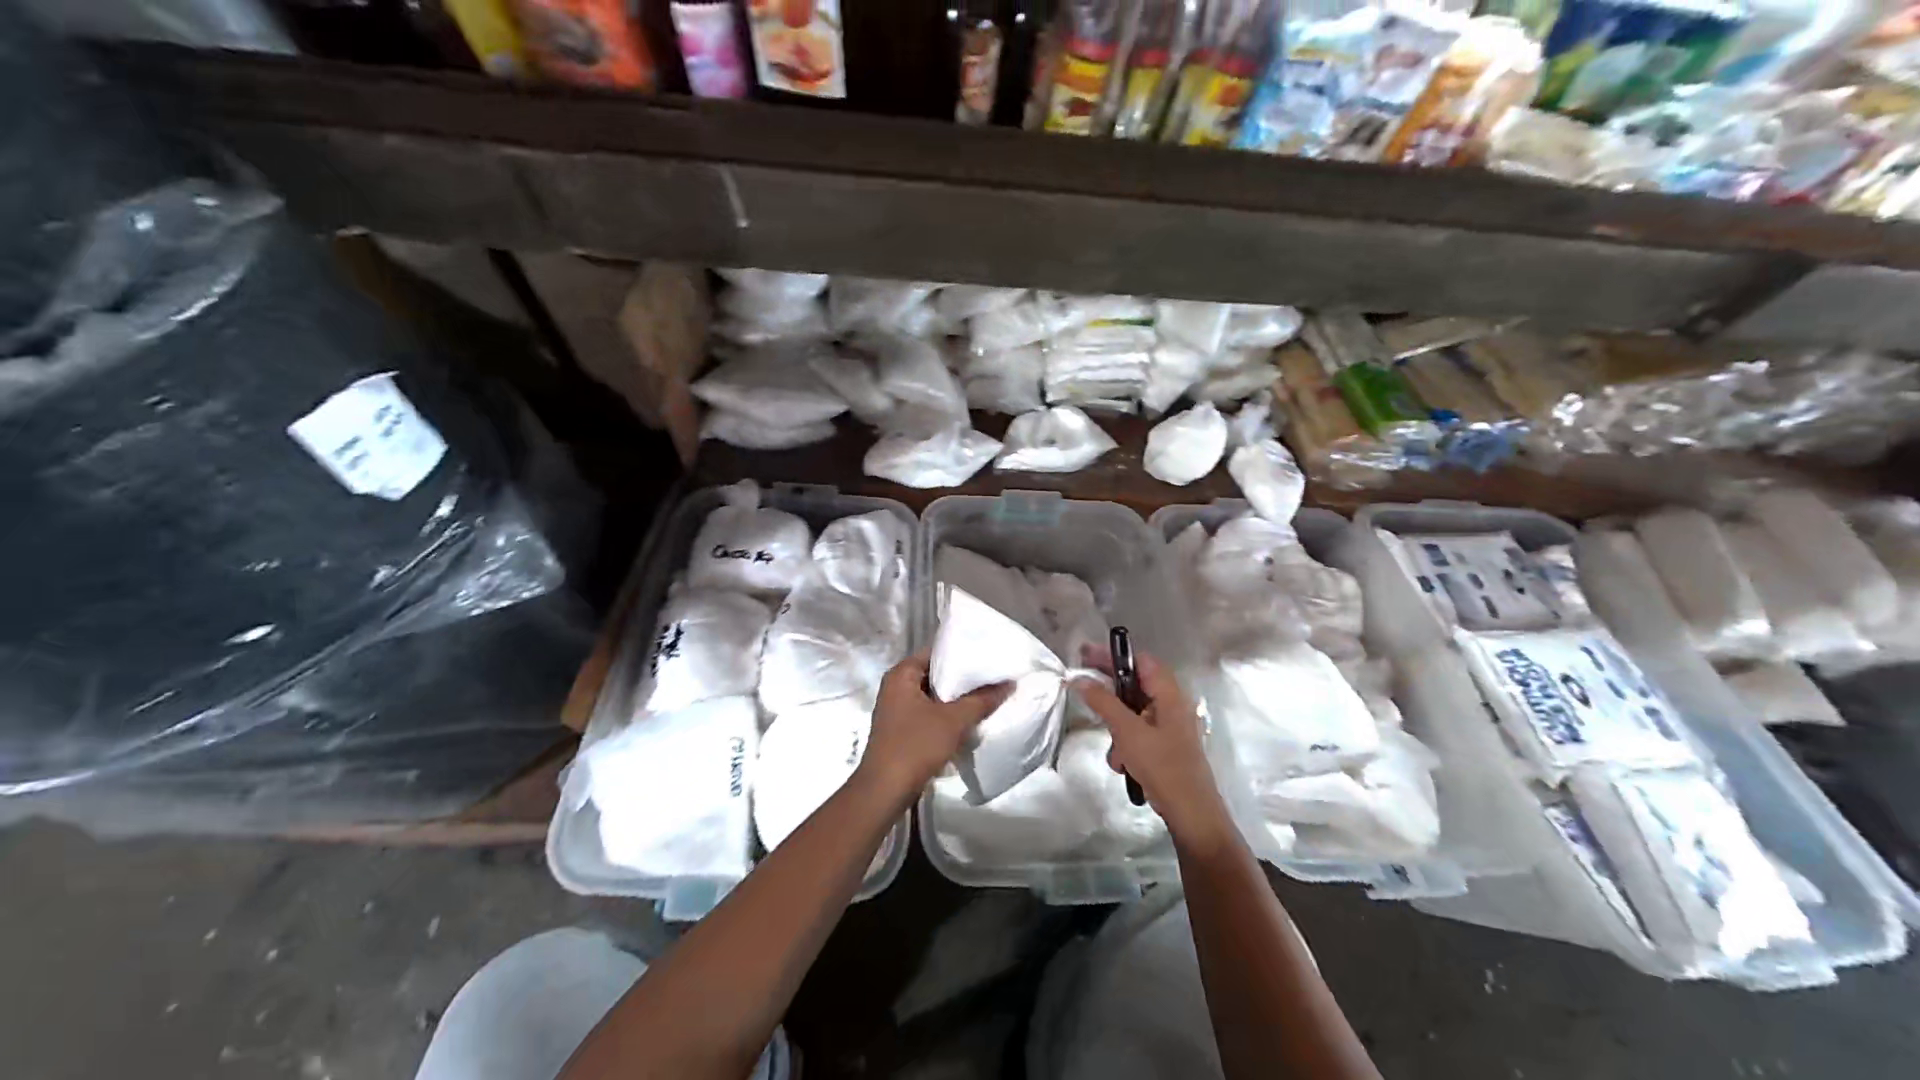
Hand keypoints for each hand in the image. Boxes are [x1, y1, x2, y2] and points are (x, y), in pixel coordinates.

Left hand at [859, 651, 1008, 803]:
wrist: (886, 789)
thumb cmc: (916, 745)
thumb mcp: (954, 720)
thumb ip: (982, 700)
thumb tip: (1009, 683)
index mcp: (901, 674)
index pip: (935, 652)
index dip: (962, 652)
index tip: (988, 655)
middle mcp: (896, 687)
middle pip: (935, 674)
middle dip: (963, 678)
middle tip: (993, 675)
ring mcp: (897, 709)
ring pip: (934, 696)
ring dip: (956, 699)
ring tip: (987, 696)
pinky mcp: (902, 730)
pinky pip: (929, 714)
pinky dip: (947, 716)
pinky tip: (970, 720)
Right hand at [1072, 646, 1234, 849]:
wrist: (1190, 812)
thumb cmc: (1162, 765)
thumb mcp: (1127, 731)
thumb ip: (1103, 702)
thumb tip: (1079, 679)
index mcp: (1170, 694)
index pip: (1140, 661)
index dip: (1113, 656)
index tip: (1086, 655)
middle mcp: (1172, 705)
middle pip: (1135, 686)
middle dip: (1109, 693)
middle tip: (1081, 688)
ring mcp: (1169, 727)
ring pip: (1133, 713)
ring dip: (1117, 728)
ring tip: (1115, 750)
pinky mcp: (1165, 746)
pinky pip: (1138, 734)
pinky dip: (1126, 745)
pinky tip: (1123, 765)